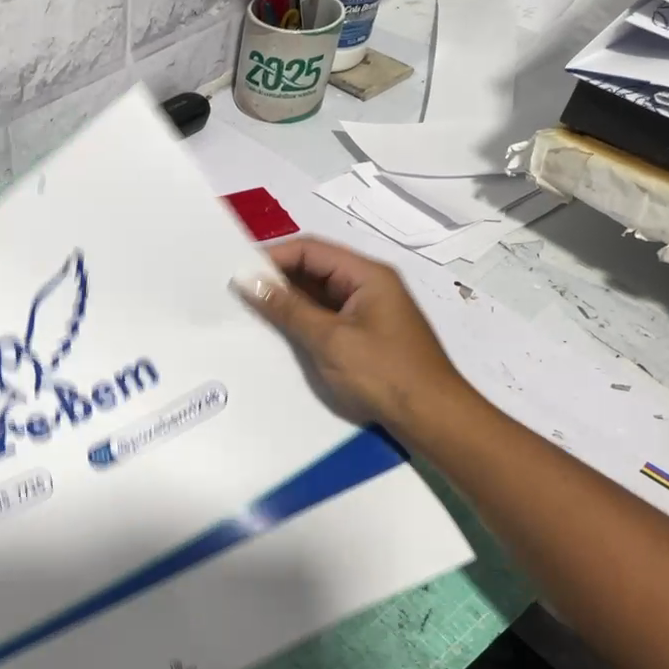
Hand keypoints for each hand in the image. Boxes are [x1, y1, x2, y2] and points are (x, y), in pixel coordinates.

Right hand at [233, 237, 471, 430]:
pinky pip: (322, 315)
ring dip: (284, 299)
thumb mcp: (330, 339)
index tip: (236, 271)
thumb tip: (247, 280)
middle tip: (235, 290)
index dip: (272, 256)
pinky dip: (298, 319)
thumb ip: (287, 308)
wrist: (432, 419)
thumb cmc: (384, 374)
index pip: (310, 250)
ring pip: (315, 293)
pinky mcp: (361, 334)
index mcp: (367, 275)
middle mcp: (367, 285)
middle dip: (275, 277)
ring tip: (247, 309)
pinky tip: (274, 330)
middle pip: (312, 268)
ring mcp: (365, 310)